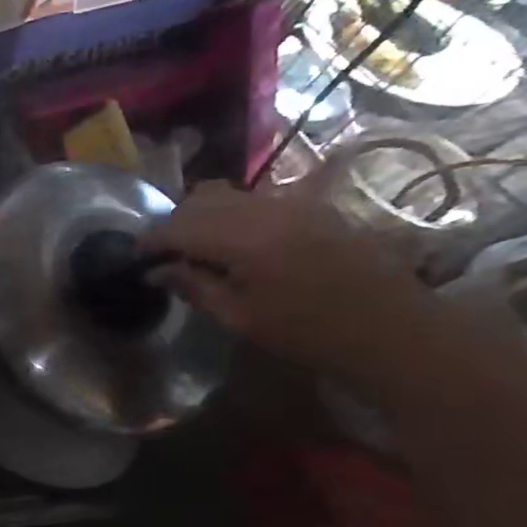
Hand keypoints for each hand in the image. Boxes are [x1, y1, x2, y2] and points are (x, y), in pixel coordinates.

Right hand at [141, 182, 445, 381]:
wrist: (392, 330)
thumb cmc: (308, 333)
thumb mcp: (239, 318)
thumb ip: (194, 286)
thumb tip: (157, 271)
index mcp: (244, 240)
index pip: (179, 226)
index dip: (150, 240)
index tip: (135, 257)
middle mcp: (266, 210)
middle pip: (200, 200)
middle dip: (174, 223)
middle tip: (163, 255)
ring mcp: (294, 203)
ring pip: (228, 194)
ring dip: (203, 215)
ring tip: (196, 248)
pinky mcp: (312, 207)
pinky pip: (257, 199)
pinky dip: (233, 215)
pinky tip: (235, 244)